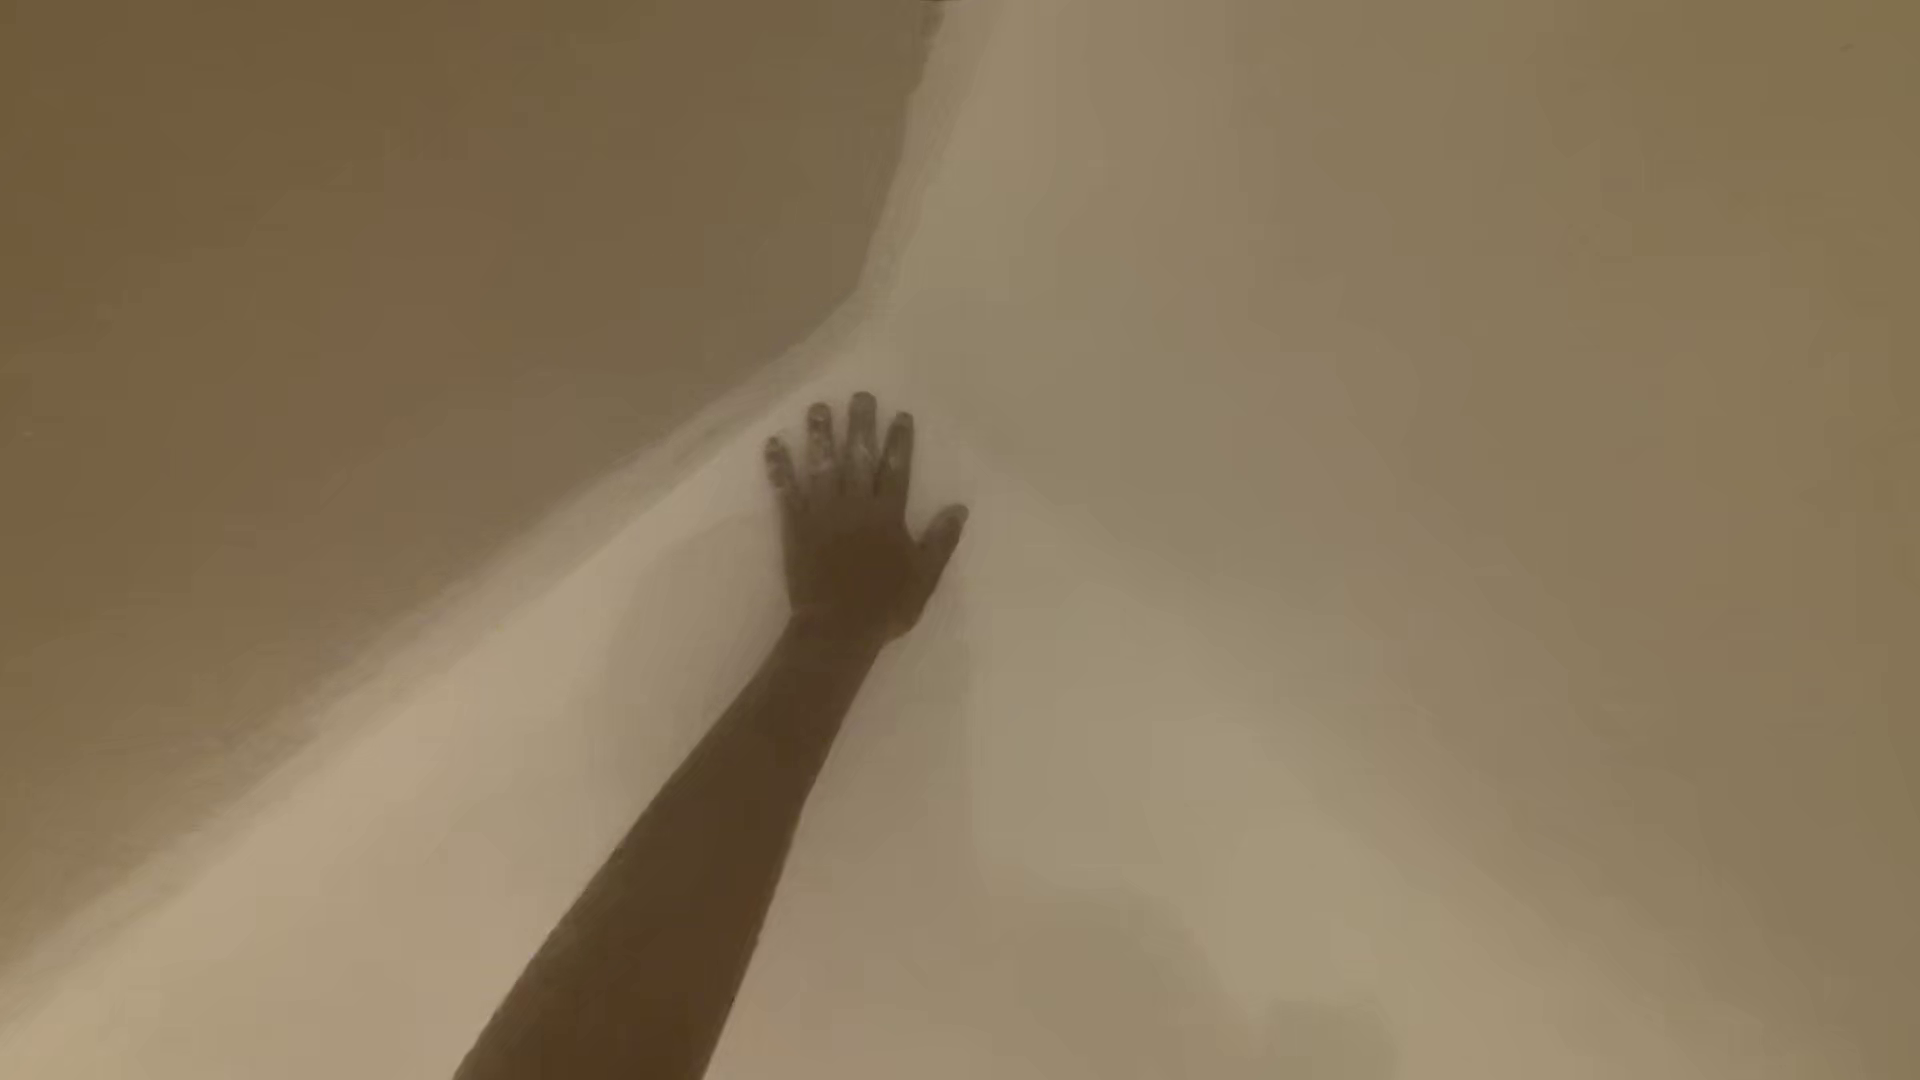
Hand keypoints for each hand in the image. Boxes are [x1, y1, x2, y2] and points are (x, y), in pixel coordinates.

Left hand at [765, 392, 967, 644]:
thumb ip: (941, 540)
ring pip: (821, 466)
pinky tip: (774, 444)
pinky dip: (779, 468)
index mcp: (887, 515)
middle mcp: (855, 505)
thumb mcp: (924, 576)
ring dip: (820, 435)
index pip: (895, 469)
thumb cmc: (885, 604)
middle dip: (860, 425)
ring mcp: (822, 513)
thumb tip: (959, 508)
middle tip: (860, 396)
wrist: (837, 628)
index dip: (899, 441)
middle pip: (858, 457)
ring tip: (818, 407)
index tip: (900, 415)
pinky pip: (786, 491)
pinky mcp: (796, 526)